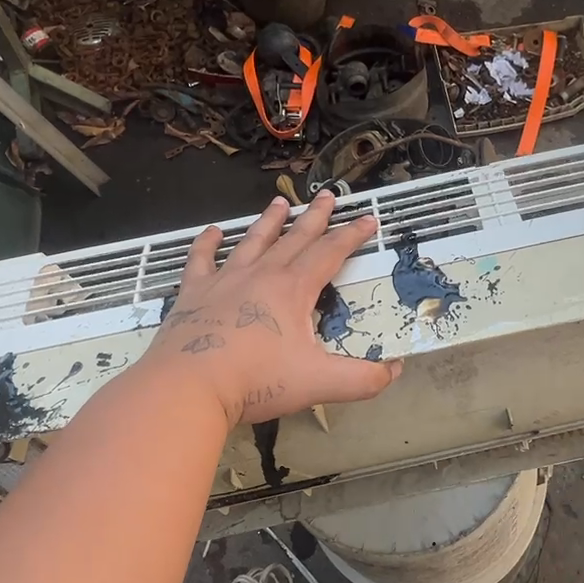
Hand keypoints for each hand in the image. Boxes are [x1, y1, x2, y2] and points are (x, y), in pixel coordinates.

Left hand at [148, 191, 401, 425]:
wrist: (188, 387)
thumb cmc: (256, 381)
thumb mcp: (320, 383)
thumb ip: (363, 379)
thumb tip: (395, 370)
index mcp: (293, 289)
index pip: (330, 253)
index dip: (352, 235)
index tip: (368, 218)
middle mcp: (261, 274)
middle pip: (295, 237)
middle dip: (316, 216)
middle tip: (328, 195)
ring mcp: (224, 280)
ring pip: (253, 241)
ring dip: (270, 221)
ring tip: (281, 201)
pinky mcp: (193, 293)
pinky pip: (201, 259)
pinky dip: (207, 243)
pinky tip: (213, 231)